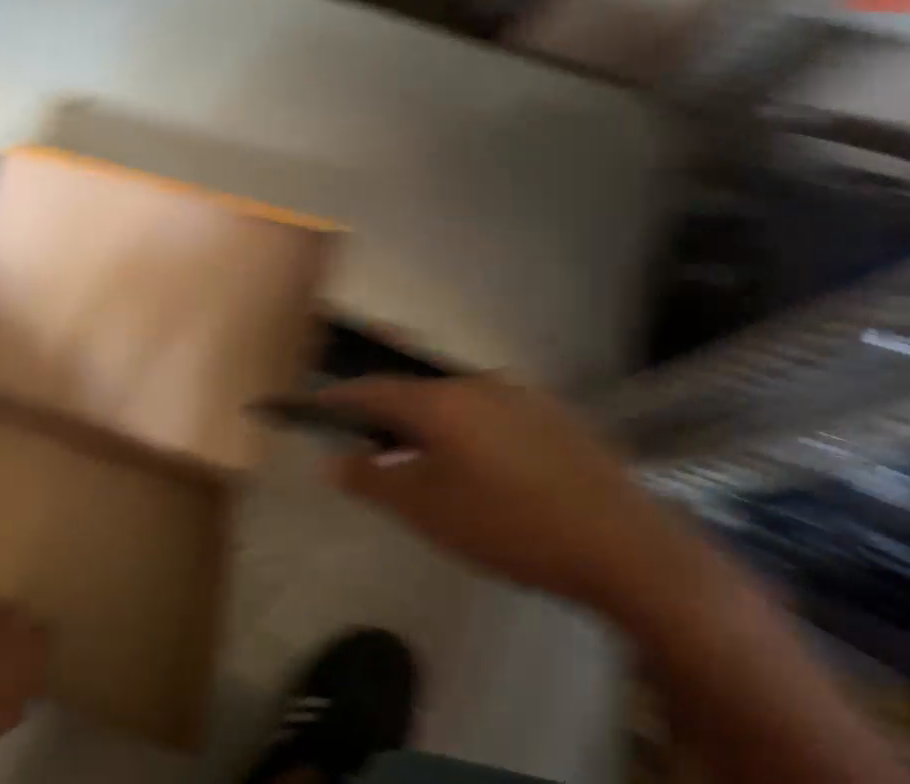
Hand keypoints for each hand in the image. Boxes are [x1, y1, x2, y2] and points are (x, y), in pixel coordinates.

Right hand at [319, 377, 708, 616]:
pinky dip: (468, 435)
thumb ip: (370, 480)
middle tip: (365, 449)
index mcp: (439, 401)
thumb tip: (331, 461)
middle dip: (383, 418)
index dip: (334, 401)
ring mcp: (526, 400)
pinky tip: (479, 472)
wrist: (631, 552)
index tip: (308, 413)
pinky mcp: (561, 422)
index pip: (369, 390)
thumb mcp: (424, 510)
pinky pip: (493, 418)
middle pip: (413, 395)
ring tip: (421, 464)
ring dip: (428, 428)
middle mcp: (479, 386)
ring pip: (455, 406)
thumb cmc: (509, 526)